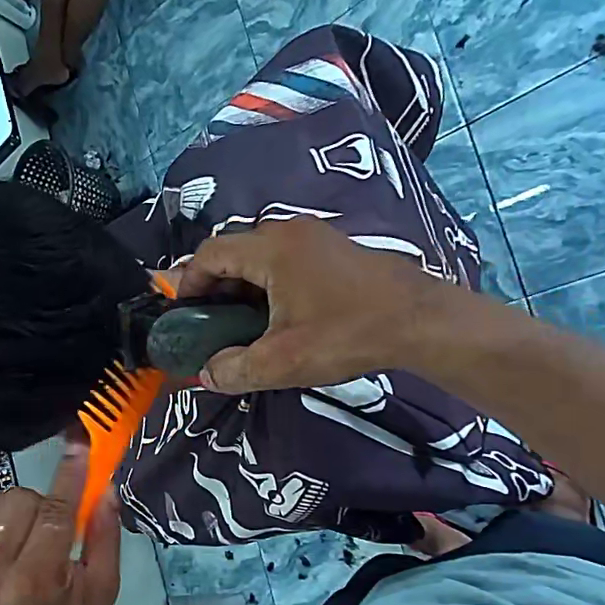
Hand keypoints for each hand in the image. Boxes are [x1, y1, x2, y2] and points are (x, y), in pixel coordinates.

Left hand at [0, 442, 121, 604]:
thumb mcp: (102, 594)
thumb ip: (105, 537)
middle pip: (20, 499)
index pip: (56, 509)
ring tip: (27, 538)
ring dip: (15, 511)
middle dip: (45, 504)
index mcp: (37, 580)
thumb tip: (104, 489)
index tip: (80, 443)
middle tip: (56, 531)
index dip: (72, 472)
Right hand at [176, 217, 452, 393]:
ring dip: (246, 287)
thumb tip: (207, 374)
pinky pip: (288, 260)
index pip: (210, 253)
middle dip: (217, 287)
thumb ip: (236, 368)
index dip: (190, 283)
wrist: (418, 320)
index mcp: (270, 248)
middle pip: (235, 251)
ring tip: (245, 326)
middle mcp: (290, 231)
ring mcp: (317, 236)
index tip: (186, 316)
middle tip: (213, 324)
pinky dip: (272, 283)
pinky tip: (282, 316)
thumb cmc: (346, 334)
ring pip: (263, 256)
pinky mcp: (336, 249)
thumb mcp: (283, 360)